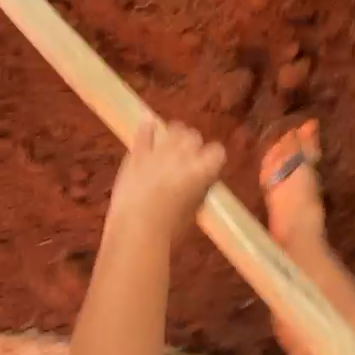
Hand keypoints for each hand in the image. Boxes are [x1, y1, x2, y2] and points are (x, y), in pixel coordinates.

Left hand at [106, 119, 225, 239]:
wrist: (137, 228)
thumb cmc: (170, 228)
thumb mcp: (194, 210)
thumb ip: (199, 189)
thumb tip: (200, 182)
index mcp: (204, 169)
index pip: (218, 151)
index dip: (212, 159)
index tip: (207, 168)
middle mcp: (185, 153)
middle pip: (194, 135)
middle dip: (192, 145)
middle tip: (186, 160)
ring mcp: (160, 150)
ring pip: (174, 128)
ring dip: (174, 135)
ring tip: (170, 146)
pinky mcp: (137, 152)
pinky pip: (144, 132)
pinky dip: (148, 128)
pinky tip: (149, 126)